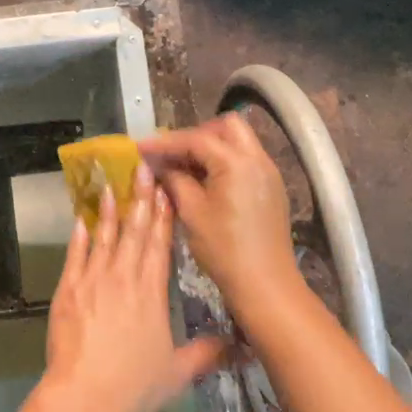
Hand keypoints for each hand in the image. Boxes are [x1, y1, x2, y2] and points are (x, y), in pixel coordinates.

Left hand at [41, 163, 226, 411]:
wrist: (84, 397)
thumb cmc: (134, 386)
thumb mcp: (178, 372)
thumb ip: (208, 354)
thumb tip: (243, 348)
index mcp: (151, 293)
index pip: (160, 246)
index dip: (164, 218)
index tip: (167, 193)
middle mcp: (123, 278)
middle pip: (134, 232)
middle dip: (140, 199)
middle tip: (142, 170)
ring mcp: (92, 282)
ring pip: (105, 238)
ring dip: (110, 210)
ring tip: (113, 183)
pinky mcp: (67, 292)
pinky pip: (75, 256)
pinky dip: (79, 236)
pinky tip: (82, 218)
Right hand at [137, 114, 294, 303]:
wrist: (265, 284)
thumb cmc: (224, 249)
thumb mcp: (192, 213)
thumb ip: (174, 180)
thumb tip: (158, 164)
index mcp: (237, 163)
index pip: (197, 139)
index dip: (166, 141)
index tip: (141, 147)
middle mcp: (258, 159)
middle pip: (226, 127)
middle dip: (196, 134)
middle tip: (171, 153)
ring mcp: (268, 173)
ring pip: (238, 142)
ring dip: (211, 147)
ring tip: (184, 167)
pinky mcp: (271, 188)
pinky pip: (245, 160)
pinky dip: (224, 161)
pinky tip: (204, 182)